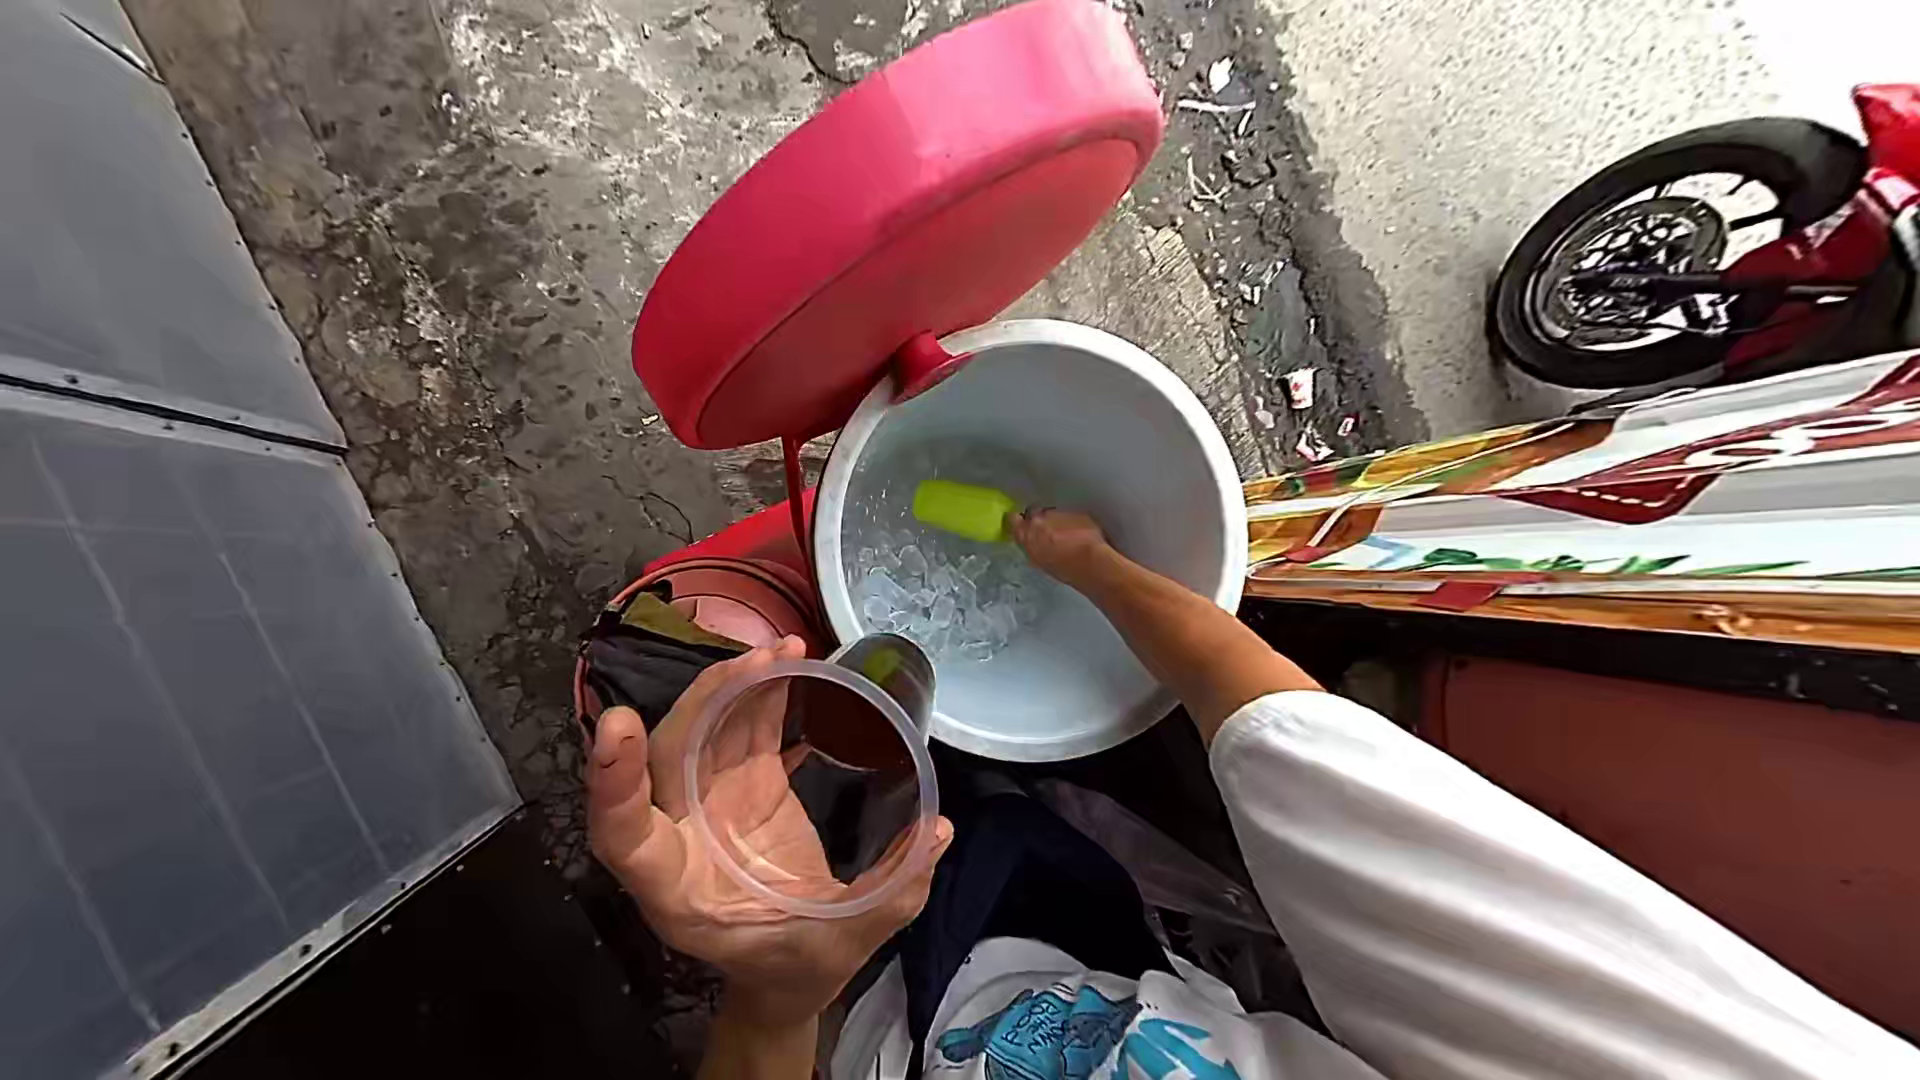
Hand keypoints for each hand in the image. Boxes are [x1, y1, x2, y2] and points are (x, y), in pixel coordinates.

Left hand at [587, 637, 952, 1026]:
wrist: (786, 969)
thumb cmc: (799, 965)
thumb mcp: (848, 941)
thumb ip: (894, 893)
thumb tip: (939, 829)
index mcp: (684, 889)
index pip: (626, 835)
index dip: (615, 781)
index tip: (619, 724)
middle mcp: (684, 835)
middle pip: (671, 756)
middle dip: (709, 700)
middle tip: (765, 661)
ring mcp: (711, 803)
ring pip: (706, 729)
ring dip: (738, 684)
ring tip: (787, 650)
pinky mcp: (741, 784)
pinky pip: (740, 728)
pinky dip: (760, 694)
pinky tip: (792, 668)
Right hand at [1008, 507, 1110, 585]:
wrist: (1089, 562)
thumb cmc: (1063, 569)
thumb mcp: (1039, 562)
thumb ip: (1033, 548)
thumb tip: (1035, 545)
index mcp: (1026, 534)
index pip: (1013, 519)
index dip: (1020, 522)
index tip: (1024, 525)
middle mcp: (1039, 519)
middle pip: (1036, 513)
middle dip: (1041, 520)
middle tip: (1049, 533)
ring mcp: (1059, 513)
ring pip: (1055, 514)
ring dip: (1060, 522)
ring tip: (1069, 537)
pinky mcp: (1077, 512)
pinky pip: (1073, 516)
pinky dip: (1076, 523)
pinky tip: (1083, 535)